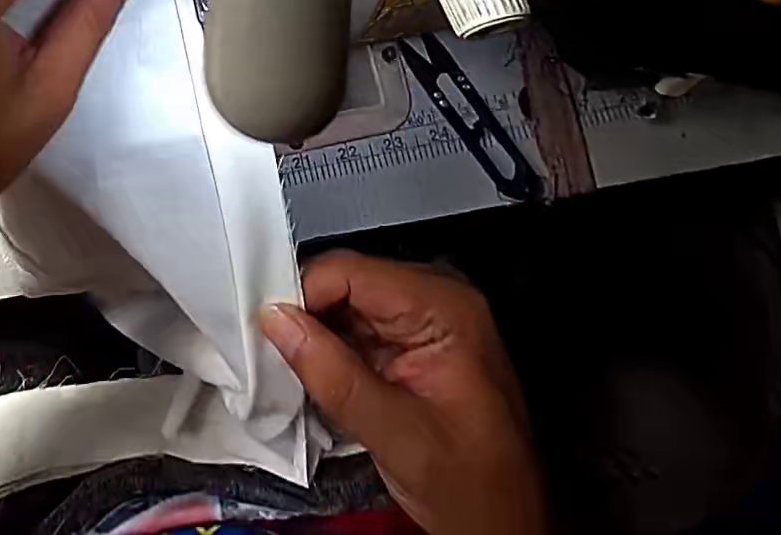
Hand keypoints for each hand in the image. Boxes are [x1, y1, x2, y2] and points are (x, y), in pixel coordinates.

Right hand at [262, 251, 548, 534]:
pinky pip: (352, 323)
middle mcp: (433, 296)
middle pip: (344, 281)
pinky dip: (329, 347)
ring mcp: (420, 315)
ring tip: (297, 369)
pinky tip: (320, 374)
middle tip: (278, 352)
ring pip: (342, 301)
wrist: (509, 530)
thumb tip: (276, 320)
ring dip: (314, 332)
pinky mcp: (408, 335)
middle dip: (307, 315)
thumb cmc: (474, 490)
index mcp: (443, 306)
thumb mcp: (399, 437)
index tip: (271, 328)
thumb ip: (334, 375)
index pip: (351, 272)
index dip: (304, 294)